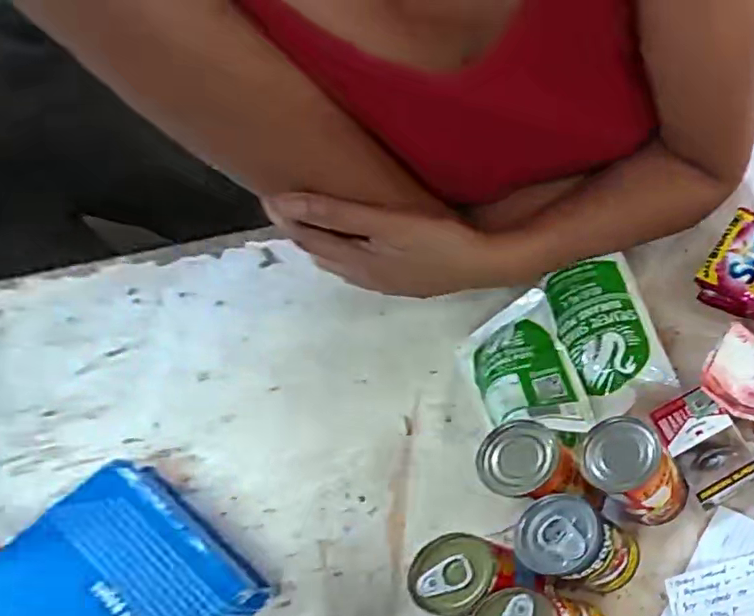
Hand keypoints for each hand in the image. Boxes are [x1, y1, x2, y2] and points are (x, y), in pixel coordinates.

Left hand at [263, 192, 530, 296]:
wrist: (486, 265)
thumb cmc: (439, 241)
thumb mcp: (385, 222)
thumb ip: (334, 213)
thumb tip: (281, 203)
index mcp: (360, 266)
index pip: (309, 241)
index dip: (286, 218)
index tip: (267, 192)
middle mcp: (371, 280)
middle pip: (323, 256)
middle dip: (302, 233)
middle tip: (285, 204)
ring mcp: (391, 285)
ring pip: (344, 265)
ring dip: (326, 245)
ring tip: (314, 223)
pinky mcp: (410, 282)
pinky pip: (364, 269)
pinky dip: (349, 254)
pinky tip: (357, 245)